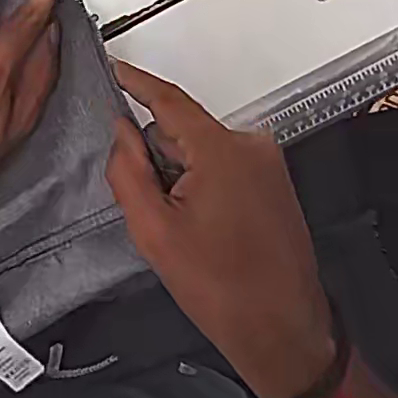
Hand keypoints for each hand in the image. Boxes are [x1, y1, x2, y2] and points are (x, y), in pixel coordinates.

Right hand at [105, 60, 336, 397]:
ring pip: (199, 149)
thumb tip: (121, 130)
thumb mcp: (153, 229)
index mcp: (221, 150)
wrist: (282, 331)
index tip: (115, 67)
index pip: (168, 100)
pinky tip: (204, 226)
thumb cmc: (221, 286)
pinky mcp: (273, 181)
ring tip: (185, 227)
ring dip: (179, 175)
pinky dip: (200, 182)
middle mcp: (250, 146)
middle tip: (153, 208)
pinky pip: (221, 163)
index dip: (136, 81)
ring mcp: (266, 163)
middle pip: (180, 130)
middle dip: (157, 158)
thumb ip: (127, 170)